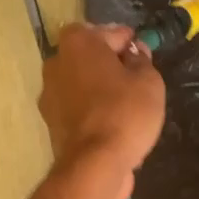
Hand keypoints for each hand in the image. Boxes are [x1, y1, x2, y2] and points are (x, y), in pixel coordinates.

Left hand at [38, 23, 166, 198]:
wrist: (95, 165)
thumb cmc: (125, 114)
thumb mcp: (149, 82)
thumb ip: (143, 61)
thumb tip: (135, 53)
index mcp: (79, 41)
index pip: (111, 34)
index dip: (131, 44)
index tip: (144, 56)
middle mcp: (56, 61)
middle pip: (91, 58)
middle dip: (111, 66)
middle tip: (135, 82)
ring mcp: (50, 94)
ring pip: (82, 85)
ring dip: (100, 91)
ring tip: (124, 109)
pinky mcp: (52, 124)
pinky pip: (78, 111)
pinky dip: (92, 114)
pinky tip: (111, 128)